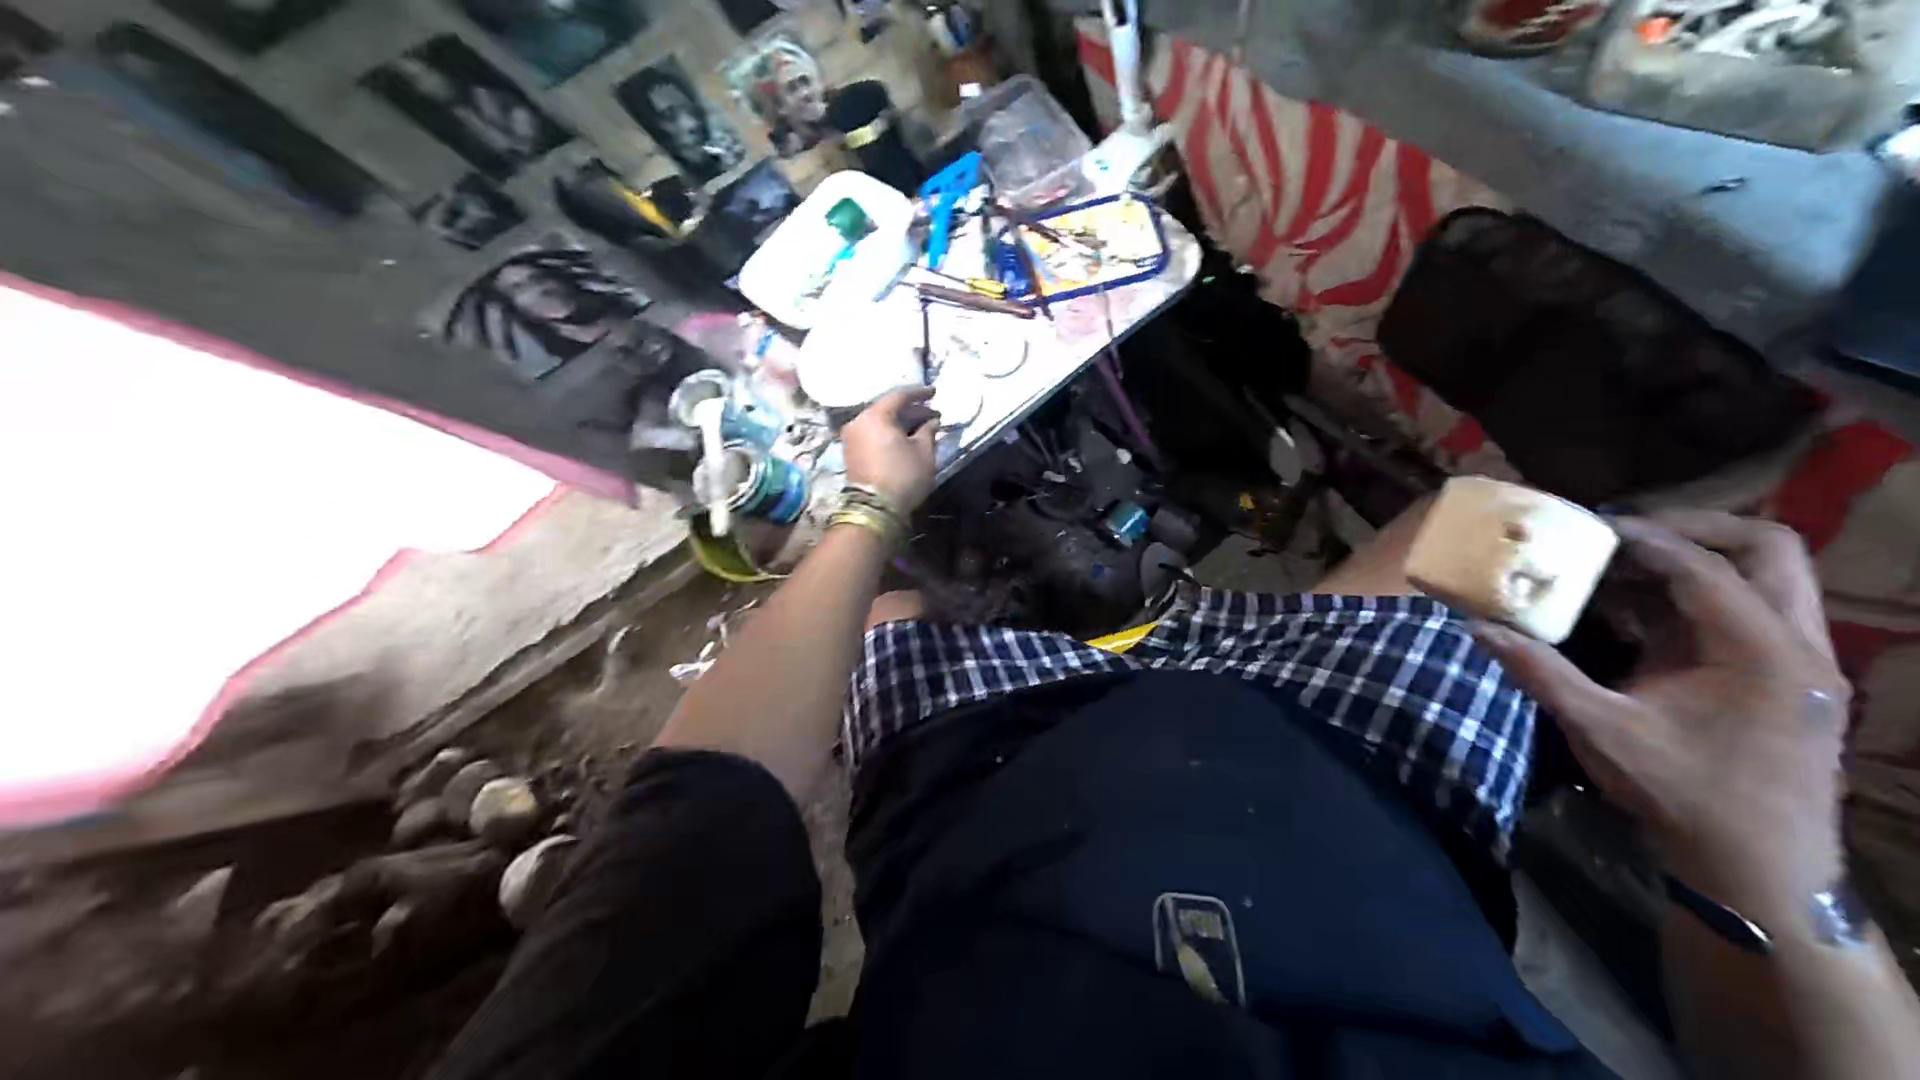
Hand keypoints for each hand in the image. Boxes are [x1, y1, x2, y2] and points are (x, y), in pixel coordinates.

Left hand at [842, 386, 938, 513]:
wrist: (875, 509)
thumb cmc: (903, 477)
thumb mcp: (924, 452)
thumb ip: (928, 431)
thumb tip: (932, 421)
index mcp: (875, 416)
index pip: (899, 396)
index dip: (920, 394)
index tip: (935, 393)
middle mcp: (858, 421)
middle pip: (887, 409)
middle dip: (911, 411)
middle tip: (932, 415)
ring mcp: (851, 438)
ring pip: (879, 422)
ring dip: (900, 423)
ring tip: (922, 428)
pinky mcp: (851, 453)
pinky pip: (872, 434)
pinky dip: (889, 433)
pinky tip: (905, 439)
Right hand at [1472, 511, 1851, 913]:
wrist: (1757, 864)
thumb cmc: (1684, 794)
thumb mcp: (1600, 730)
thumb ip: (1539, 671)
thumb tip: (1476, 627)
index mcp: (1764, 656)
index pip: (1708, 568)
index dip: (1645, 540)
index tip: (1586, 528)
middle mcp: (1796, 645)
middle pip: (1765, 550)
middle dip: (1689, 528)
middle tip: (1616, 532)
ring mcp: (1793, 658)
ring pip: (1763, 574)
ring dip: (1688, 558)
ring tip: (1614, 561)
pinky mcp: (1776, 672)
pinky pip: (1737, 607)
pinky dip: (1684, 593)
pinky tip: (1626, 604)